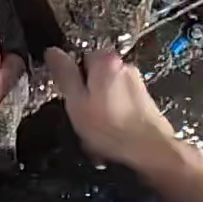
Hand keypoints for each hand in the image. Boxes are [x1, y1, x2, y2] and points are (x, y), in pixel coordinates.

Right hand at [46, 47, 202, 192]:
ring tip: (98, 131)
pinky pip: (120, 106)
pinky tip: (111, 135)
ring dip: (100, 110)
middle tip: (83, 117)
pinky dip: (114, 118)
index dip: (71, 80)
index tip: (70, 98)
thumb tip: (52, 52)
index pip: (78, 59)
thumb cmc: (111, 129)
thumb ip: (64, 74)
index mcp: (105, 61)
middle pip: (95, 77)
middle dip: (87, 96)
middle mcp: (124, 67)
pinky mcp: (145, 101)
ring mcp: (137, 84)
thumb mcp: (76, 102)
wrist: (150, 149)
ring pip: (107, 93)